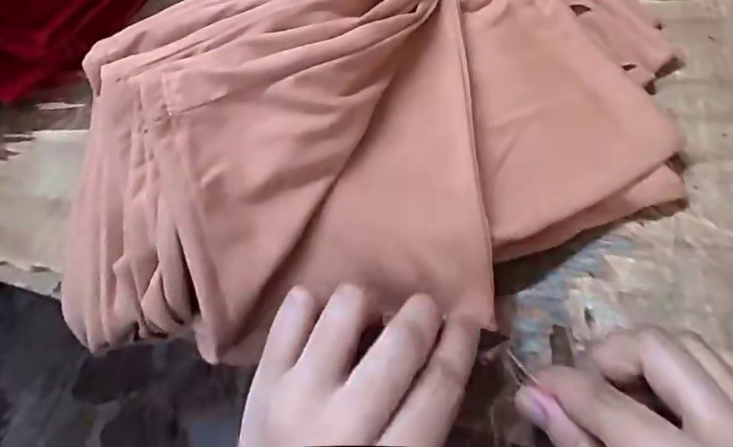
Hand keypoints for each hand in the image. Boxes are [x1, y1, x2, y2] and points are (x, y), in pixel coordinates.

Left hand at [239, 284, 479, 446]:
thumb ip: (423, 428)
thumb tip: (448, 356)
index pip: (438, 390)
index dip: (460, 345)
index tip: (469, 319)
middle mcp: (343, 425)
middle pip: (399, 345)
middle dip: (422, 314)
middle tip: (426, 308)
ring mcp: (297, 394)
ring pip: (345, 309)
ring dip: (366, 304)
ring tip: (369, 319)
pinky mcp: (263, 376)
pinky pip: (294, 308)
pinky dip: (314, 304)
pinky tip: (324, 321)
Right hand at [514, 327, 732, 446]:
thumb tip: (533, 397)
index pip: (604, 403)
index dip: (557, 384)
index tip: (533, 385)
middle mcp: (731, 440)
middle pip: (654, 349)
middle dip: (606, 356)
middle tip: (583, 386)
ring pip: (698, 348)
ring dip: (651, 354)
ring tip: (627, 384)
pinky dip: (710, 366)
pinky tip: (684, 384)